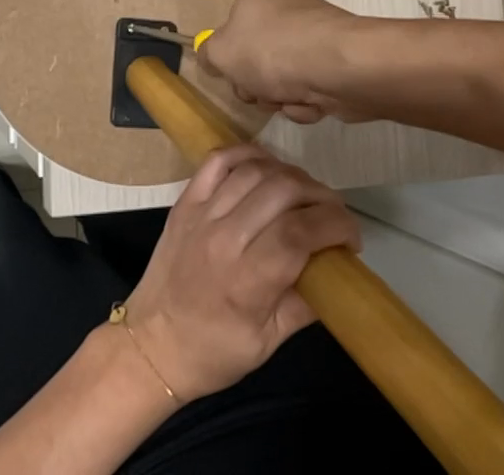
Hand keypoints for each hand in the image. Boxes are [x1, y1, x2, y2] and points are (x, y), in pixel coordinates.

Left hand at [119, 144, 359, 401]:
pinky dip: (247, 153)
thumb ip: (306, 304)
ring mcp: (201, 214)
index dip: (336, 225)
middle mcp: (223, 238)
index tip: (352, 238)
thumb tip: (338, 272)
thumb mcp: (269, 341)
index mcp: (247, 279)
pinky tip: (268, 166)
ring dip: (290, 175)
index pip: (301, 232)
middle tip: (334, 216)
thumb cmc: (213, 351)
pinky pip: (217, 161)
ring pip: (254, 171)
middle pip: (283, 191)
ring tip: (306, 194)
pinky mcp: (184, 202)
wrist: (151, 342)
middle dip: (322, 197)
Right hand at [199, 0, 356, 122]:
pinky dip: (306, 101)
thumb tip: (212, 58)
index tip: (232, 75)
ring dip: (280, 97)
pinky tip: (311, 103)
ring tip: (290, 99)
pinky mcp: (339, 60)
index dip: (230, 57)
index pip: (233, 28)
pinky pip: (311, 88)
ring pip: (284, 78)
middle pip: (258, 57)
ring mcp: (316, 35)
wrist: (340, 67)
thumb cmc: (271, 52)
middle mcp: (288, 9)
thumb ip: (208, 55)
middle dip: (256, 84)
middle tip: (259, 92)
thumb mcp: (220, 53)